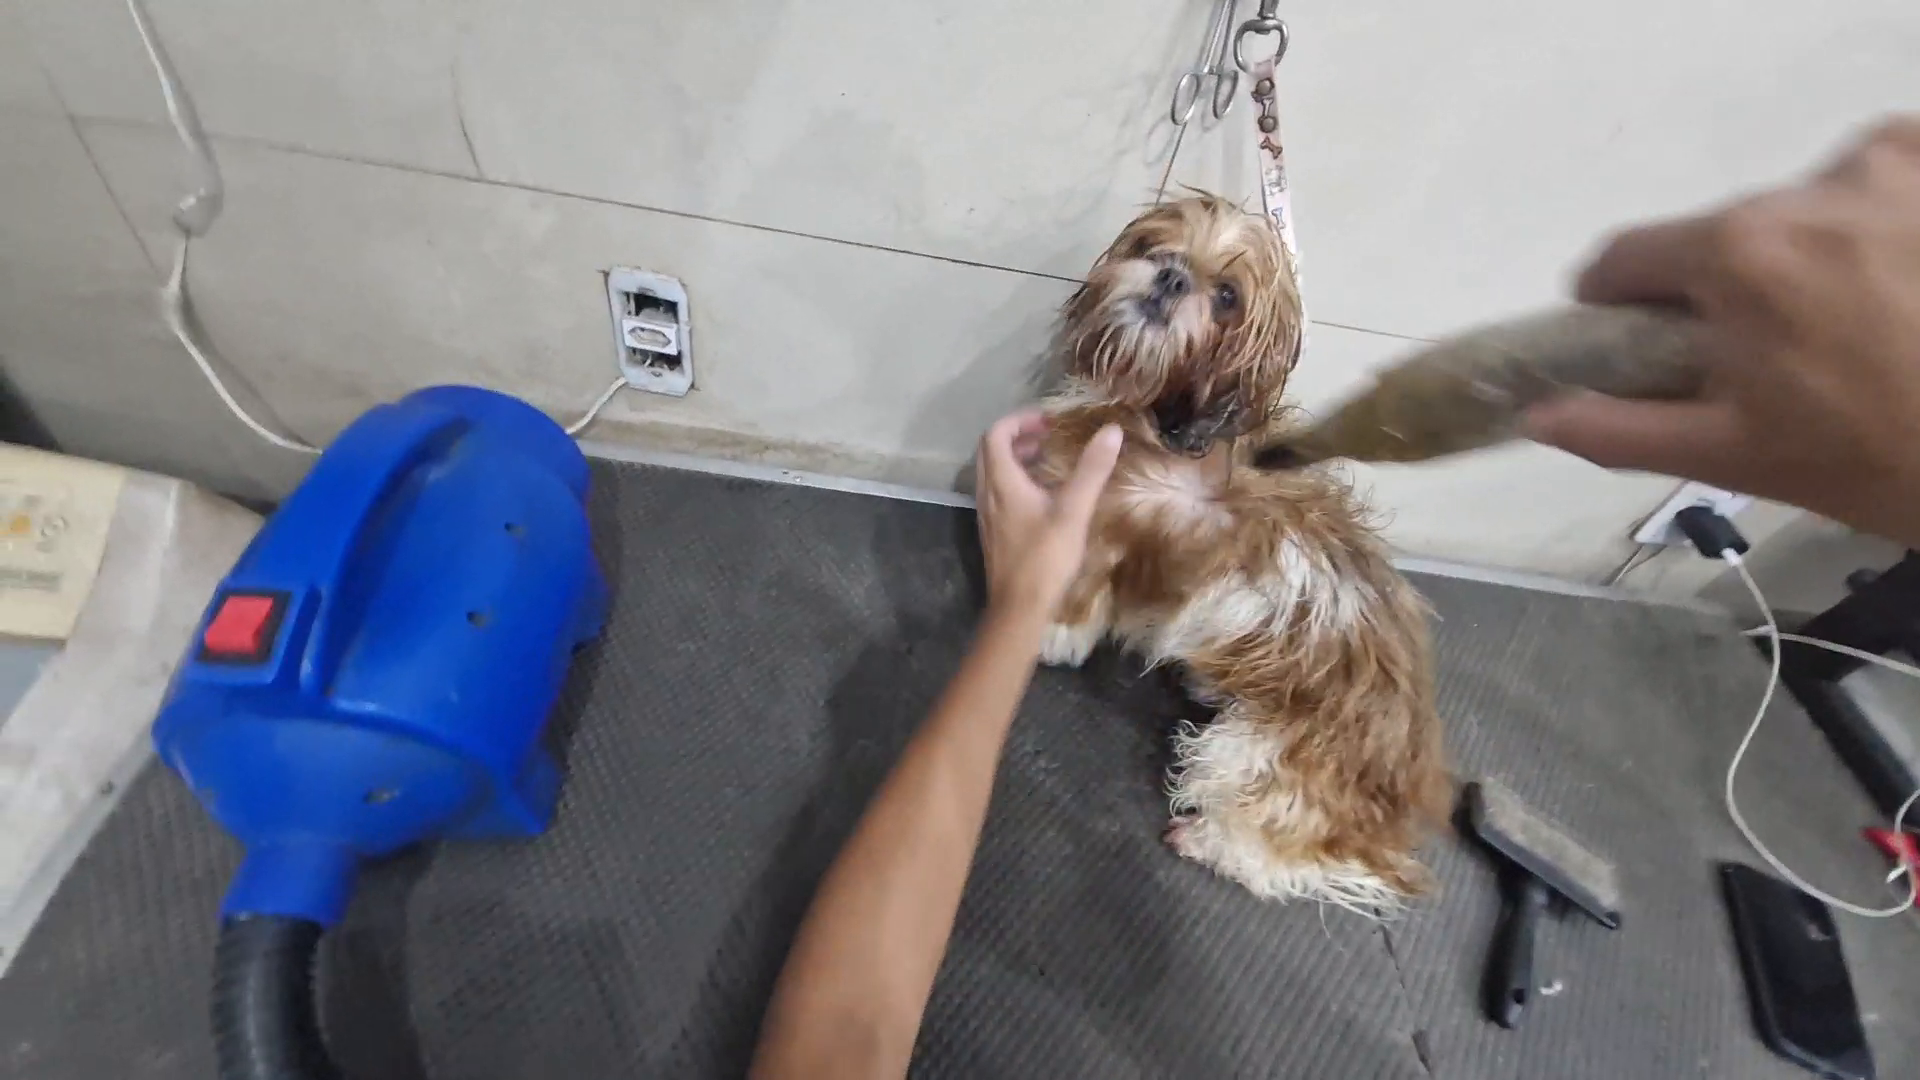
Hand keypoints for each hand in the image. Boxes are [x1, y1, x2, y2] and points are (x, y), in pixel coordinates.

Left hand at [975, 411, 1122, 619]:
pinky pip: (999, 493)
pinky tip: (1044, 496)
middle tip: (1049, 437)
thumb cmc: (1045, 558)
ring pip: (994, 473)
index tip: (1049, 421)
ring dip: (1017, 459)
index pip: (996, 434)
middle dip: (1019, 436)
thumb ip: (1091, 470)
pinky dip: (1017, 481)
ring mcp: (987, 514)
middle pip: (992, 451)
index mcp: (1001, 482)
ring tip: (1049, 461)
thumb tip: (1111, 430)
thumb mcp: (1074, 511)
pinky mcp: (993, 532)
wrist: (1019, 608)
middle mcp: (987, 494)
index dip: (1020, 420)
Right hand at [1524, 117, 1919, 544]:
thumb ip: (1608, 430)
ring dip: (1804, 251)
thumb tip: (1534, 415)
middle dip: (1721, 287)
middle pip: (1716, 235)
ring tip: (1856, 315)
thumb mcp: (1721, 454)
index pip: (1622, 258)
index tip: (1642, 342)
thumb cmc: (1877, 452)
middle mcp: (1823, 179)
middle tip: (1766, 351)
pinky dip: (1881, 217)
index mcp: (1739, 249)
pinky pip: (1889, 176)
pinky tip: (1906, 274)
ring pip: (1804, 204)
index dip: (1613, 305)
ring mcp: (1912, 160)